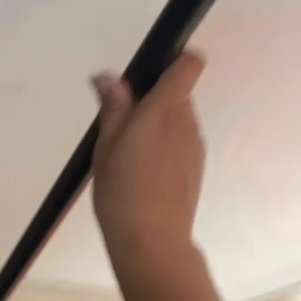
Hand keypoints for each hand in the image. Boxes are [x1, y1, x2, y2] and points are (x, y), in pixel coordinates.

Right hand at [90, 52, 207, 276]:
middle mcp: (187, 121)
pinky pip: (178, 145)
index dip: (172, 61)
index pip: (188, 65)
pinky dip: (160, 150)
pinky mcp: (195, 167)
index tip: (144, 78)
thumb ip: (113, 108)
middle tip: (117, 130)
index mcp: (165, 110)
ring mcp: (195, 145)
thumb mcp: (106, 147)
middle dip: (149, 103)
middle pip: (176, 95)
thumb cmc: (121, 191)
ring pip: (176, 122)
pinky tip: (139, 176)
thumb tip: (108, 77)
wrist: (151, 239)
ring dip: (154, 129)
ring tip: (125, 159)